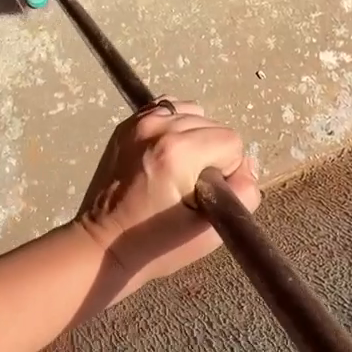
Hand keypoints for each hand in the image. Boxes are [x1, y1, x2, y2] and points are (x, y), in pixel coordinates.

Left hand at [72, 97, 261, 291]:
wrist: (104, 242)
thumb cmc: (157, 243)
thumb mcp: (210, 230)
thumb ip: (242, 194)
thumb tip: (246, 167)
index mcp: (177, 151)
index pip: (231, 141)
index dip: (229, 170)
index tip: (210, 193)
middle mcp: (157, 126)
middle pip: (212, 124)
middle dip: (213, 153)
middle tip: (194, 186)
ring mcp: (139, 120)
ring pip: (191, 111)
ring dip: (195, 136)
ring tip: (182, 168)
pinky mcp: (127, 122)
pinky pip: (166, 107)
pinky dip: (175, 124)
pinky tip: (168, 151)